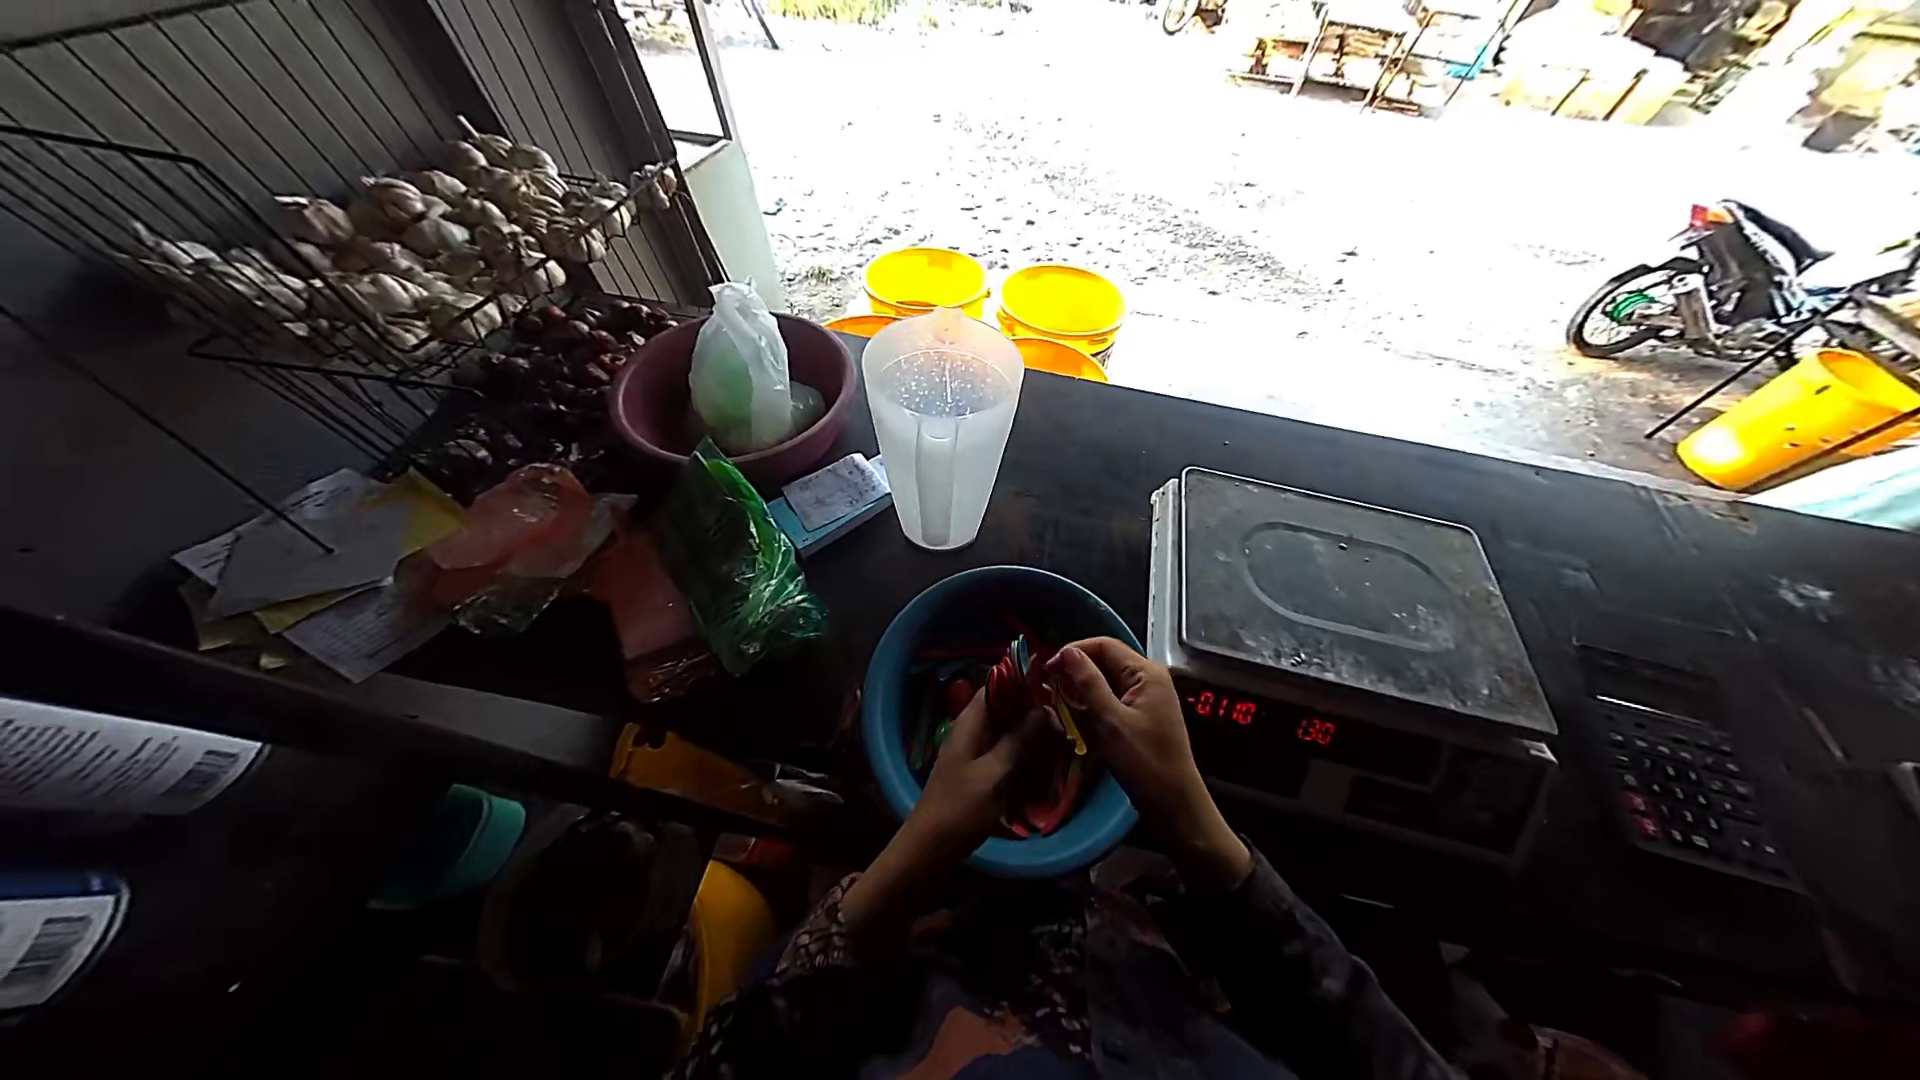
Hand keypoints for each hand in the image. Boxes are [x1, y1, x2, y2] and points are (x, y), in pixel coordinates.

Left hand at [913, 688, 1050, 855]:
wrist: (931, 848)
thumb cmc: (961, 808)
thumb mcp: (994, 773)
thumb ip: (1018, 740)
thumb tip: (1043, 710)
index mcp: (969, 722)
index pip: (995, 686)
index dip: (1021, 681)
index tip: (1052, 683)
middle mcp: (971, 730)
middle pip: (1003, 707)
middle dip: (1031, 708)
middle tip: (1064, 712)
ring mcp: (974, 751)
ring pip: (1006, 729)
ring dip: (1029, 730)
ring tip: (1061, 733)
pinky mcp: (979, 770)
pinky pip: (1004, 750)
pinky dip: (1022, 750)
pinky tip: (1044, 757)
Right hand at [1048, 637, 1251, 890]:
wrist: (1172, 802)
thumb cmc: (1143, 762)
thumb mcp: (1110, 721)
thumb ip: (1089, 683)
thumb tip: (1068, 652)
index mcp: (1146, 672)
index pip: (1104, 645)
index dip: (1074, 651)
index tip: (1048, 668)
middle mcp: (1148, 677)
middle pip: (1104, 659)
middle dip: (1075, 669)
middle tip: (1048, 685)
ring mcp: (1145, 695)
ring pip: (1105, 678)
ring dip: (1081, 686)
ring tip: (1058, 699)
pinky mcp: (1140, 712)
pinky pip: (1111, 695)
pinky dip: (1091, 701)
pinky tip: (1076, 713)